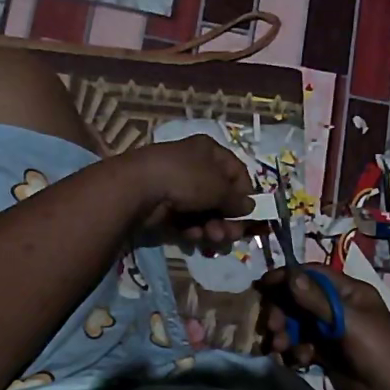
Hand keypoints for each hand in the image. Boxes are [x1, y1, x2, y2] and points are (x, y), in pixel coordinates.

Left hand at [118, 136, 255, 247]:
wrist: (139, 187)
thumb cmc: (186, 178)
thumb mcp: (218, 187)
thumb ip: (236, 199)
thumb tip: (250, 207)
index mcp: (209, 151)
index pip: (236, 172)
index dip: (245, 193)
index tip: (249, 213)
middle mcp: (194, 166)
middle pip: (220, 196)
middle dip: (228, 218)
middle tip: (231, 235)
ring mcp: (178, 187)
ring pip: (204, 211)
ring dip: (213, 227)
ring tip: (213, 238)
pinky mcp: (165, 206)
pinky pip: (187, 220)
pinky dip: (193, 229)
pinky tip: (192, 236)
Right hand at [256, 264, 389, 389]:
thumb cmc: (377, 350)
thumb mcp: (348, 321)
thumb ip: (316, 299)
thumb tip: (289, 274)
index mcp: (348, 292)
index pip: (311, 274)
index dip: (286, 277)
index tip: (263, 285)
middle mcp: (337, 307)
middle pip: (298, 299)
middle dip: (282, 312)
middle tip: (272, 327)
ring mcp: (330, 330)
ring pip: (296, 323)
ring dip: (284, 333)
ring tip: (281, 348)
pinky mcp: (324, 352)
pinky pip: (300, 344)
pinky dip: (295, 351)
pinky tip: (299, 361)